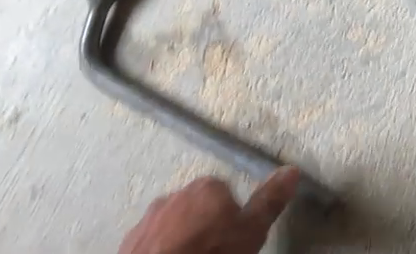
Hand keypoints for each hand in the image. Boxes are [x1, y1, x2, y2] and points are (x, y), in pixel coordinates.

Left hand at [118, 167, 299, 253]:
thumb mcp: (251, 232)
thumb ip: (270, 200)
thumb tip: (292, 169)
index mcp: (206, 186)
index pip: (224, 192)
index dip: (229, 218)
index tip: (230, 240)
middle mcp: (173, 195)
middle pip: (195, 208)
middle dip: (201, 225)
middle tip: (211, 251)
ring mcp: (145, 223)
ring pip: (169, 227)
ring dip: (176, 240)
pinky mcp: (123, 248)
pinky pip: (146, 247)